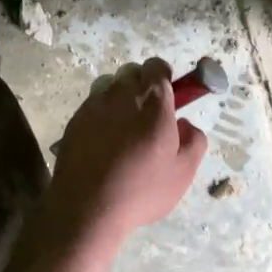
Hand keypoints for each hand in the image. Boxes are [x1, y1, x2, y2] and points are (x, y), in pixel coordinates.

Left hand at [45, 59, 208, 244]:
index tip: (168, 96)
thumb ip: (194, 140)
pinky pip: (94, 102)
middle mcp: (122, 94)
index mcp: (152, 101)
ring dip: (121, 96)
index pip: (157, 66)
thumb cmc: (142, 189)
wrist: (88, 205)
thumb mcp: (183, 172)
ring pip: (111, 84)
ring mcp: (95, 103)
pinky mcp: (76, 116)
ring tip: (125, 126)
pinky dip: (103, 112)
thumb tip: (185, 123)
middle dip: (142, 84)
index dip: (163, 76)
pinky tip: (105, 139)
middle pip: (133, 72)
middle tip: (148, 114)